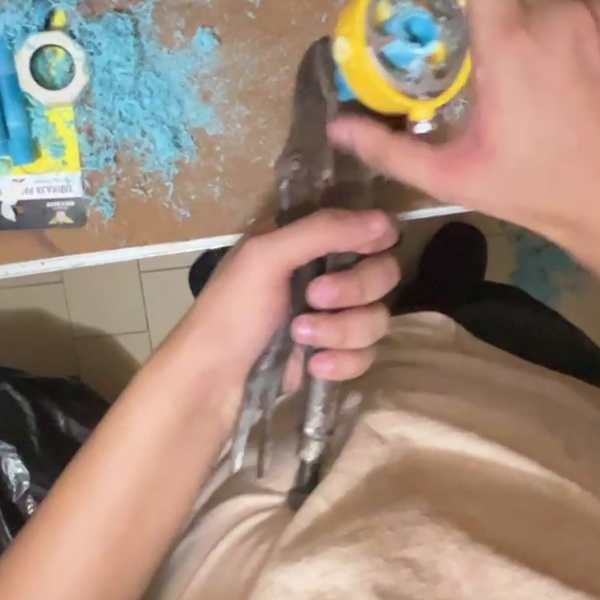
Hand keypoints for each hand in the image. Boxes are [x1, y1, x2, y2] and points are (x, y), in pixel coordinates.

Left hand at [155, 209, 399, 406]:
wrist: (214, 378)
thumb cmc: (231, 309)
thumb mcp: (266, 256)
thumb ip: (323, 231)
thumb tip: (385, 221)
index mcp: (309, 239)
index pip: (369, 228)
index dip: (375, 241)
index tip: (366, 252)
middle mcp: (327, 272)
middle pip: (384, 273)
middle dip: (354, 290)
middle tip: (314, 297)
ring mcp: (334, 316)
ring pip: (378, 318)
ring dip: (341, 330)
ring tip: (298, 336)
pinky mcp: (335, 354)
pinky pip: (367, 354)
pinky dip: (343, 361)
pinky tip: (313, 366)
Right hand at [327, 0, 599, 271]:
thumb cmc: (535, 190)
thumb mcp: (453, 177)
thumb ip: (388, 149)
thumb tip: (336, 127)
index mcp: (510, 40)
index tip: (445, 7)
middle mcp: (557, 8)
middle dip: (487, 1)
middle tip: (479, 49)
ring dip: (527, 2)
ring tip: (523, 52)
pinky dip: (565, 6)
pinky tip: (560, 50)